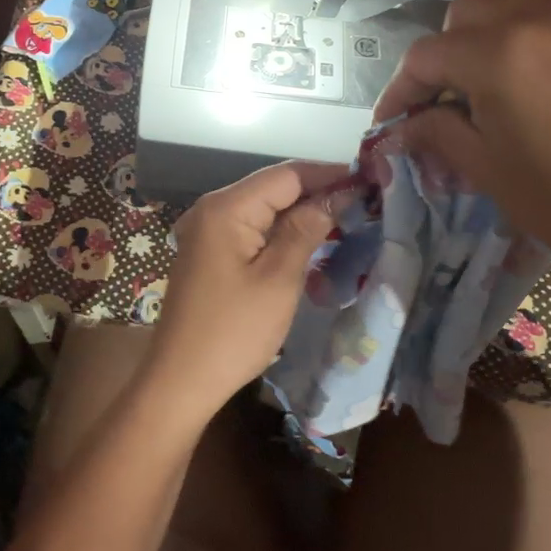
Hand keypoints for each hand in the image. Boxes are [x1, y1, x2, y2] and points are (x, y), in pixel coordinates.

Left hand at [145, 161, 347, 419]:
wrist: (181, 377)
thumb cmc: (233, 330)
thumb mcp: (278, 279)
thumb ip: (304, 231)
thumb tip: (332, 197)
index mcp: (226, 208)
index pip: (285, 175)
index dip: (326, 173)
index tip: (368, 178)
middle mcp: (211, 209)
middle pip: (271, 188)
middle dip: (316, 191)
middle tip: (363, 199)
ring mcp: (206, 231)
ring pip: (262, 209)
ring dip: (300, 211)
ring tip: (346, 217)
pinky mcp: (208, 253)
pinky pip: (250, 229)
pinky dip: (279, 230)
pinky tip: (308, 240)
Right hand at [376, 0, 550, 328]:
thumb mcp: (501, 181)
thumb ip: (442, 138)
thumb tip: (404, 126)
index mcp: (501, 57)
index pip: (426, 56)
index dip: (403, 91)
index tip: (399, 122)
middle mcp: (547, 11)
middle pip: (470, 11)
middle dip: (451, 55)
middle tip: (460, 102)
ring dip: (505, 16)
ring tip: (514, 57)